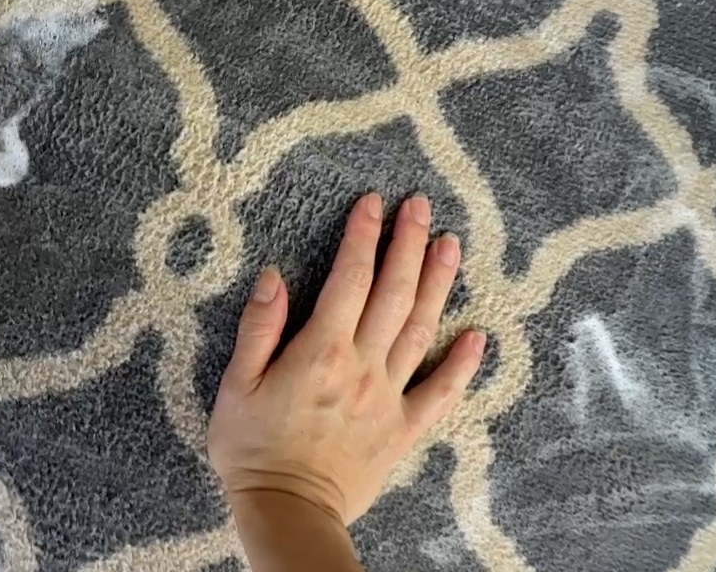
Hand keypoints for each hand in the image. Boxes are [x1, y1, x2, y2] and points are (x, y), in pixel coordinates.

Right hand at [207, 193, 485, 566]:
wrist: (287, 513)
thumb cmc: (251, 445)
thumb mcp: (236, 382)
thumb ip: (259, 326)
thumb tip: (275, 275)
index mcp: (321, 350)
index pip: (350, 278)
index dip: (363, 236)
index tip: (373, 201)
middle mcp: (363, 366)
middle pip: (394, 294)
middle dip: (408, 244)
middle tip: (421, 206)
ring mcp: (390, 398)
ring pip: (421, 330)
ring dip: (438, 284)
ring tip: (451, 244)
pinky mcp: (404, 429)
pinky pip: (441, 393)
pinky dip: (463, 364)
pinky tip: (479, 336)